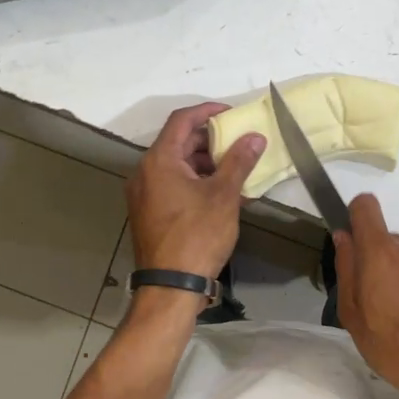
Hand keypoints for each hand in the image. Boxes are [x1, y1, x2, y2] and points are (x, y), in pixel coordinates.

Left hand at [125, 102, 265, 277]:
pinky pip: (171, 185)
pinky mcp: (148, 213)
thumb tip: (255, 136)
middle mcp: (145, 172)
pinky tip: (220, 193)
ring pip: (176, 166)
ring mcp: (144, 194)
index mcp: (159, 161)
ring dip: (204, 163)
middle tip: (238, 144)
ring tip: (235, 171)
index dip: (207, 112)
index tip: (232, 114)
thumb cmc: (197, 236)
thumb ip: (239, 161)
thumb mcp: (224, 196)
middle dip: (210, 141)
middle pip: (178, 143)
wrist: (170, 286)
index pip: (181, 120)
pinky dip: (194, 182)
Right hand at [333, 194, 398, 398]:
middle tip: (380, 301)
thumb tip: (344, 237)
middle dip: (380, 261)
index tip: (354, 243)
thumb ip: (346, 269)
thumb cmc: (396, 349)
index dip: (356, 217)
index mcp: (382, 252)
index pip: (365, 206)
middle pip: (389, 240)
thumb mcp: (354, 316)